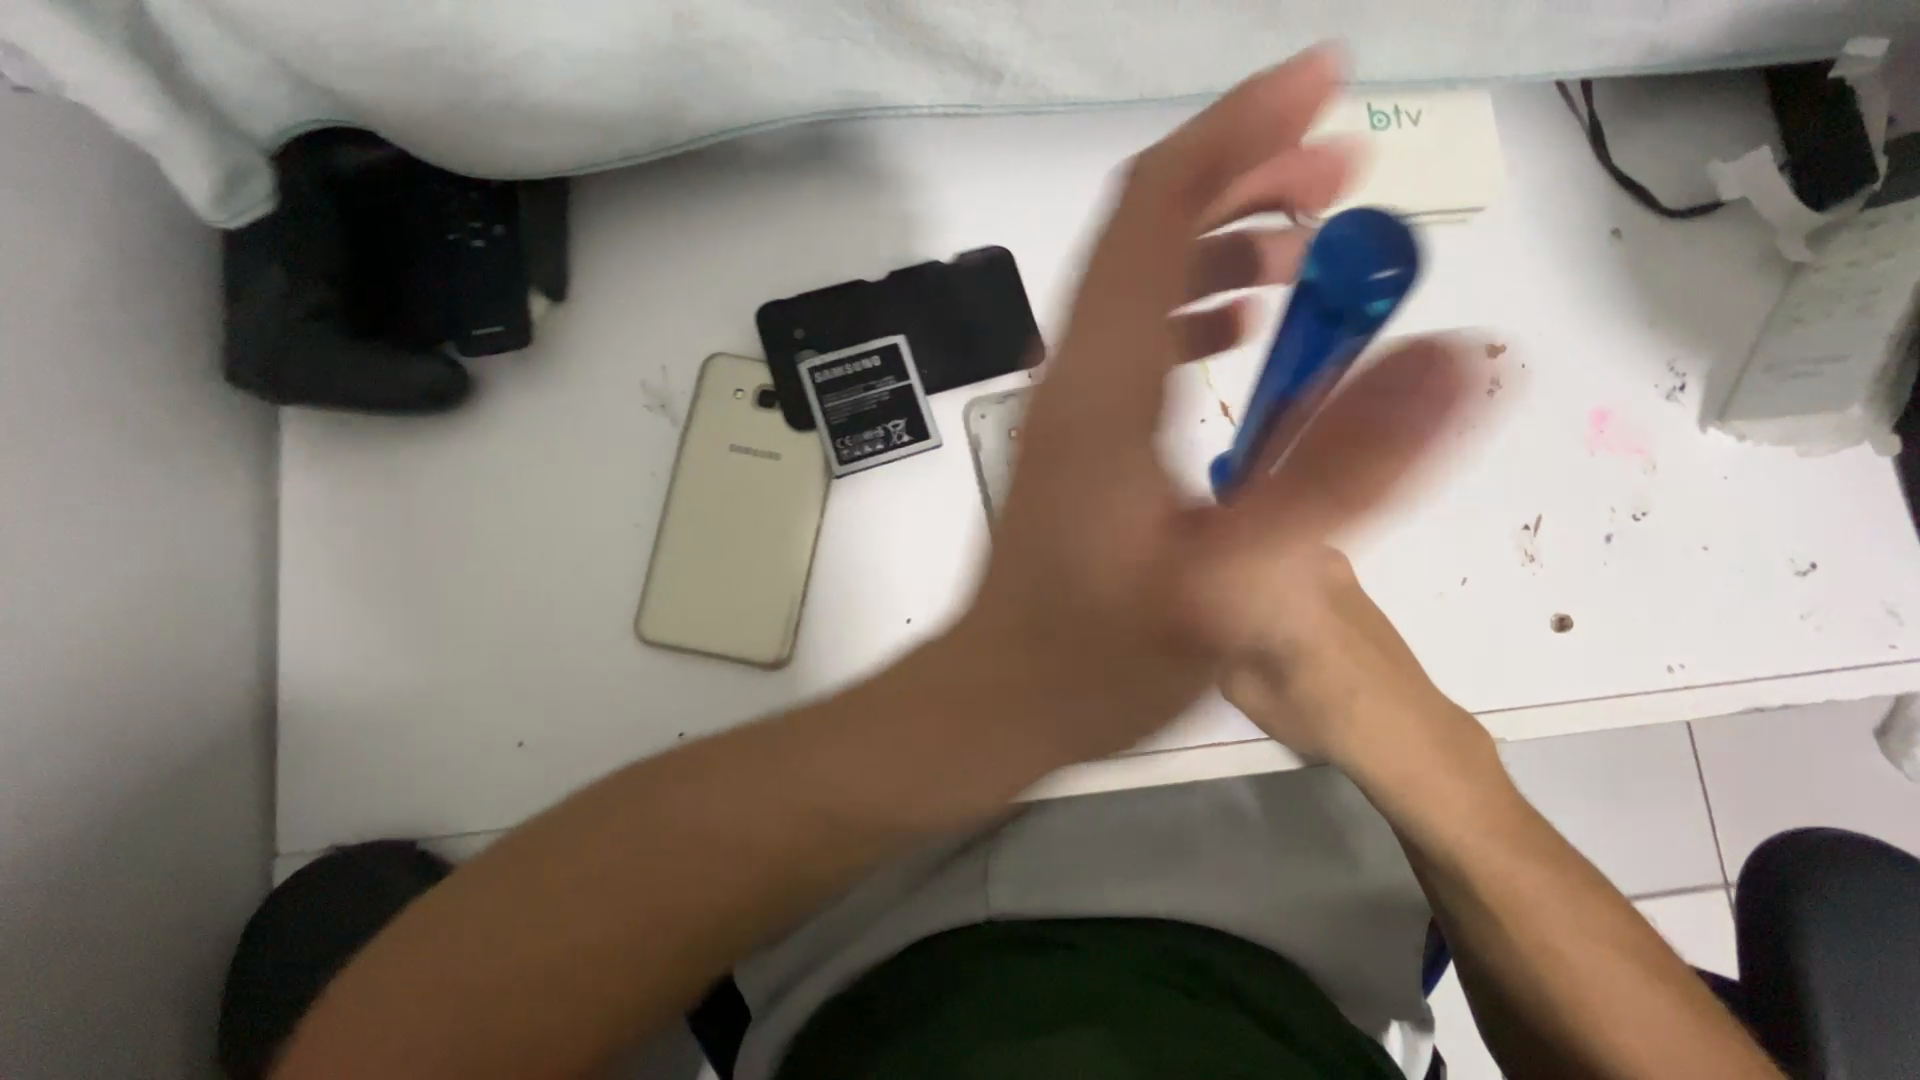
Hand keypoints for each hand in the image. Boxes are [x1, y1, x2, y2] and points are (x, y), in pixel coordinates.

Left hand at [950, 46, 1482, 767]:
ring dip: (1222, 235)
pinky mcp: (1079, 438)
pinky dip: (1192, 303)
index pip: (1155, 212)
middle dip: (1243, 173)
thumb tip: (1458, 358)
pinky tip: (1240, 323)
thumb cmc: (1098, 657)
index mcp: (1103, 384)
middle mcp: (1075, 372)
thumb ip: (1337, 475)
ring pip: (1139, 279)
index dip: (1236, 133)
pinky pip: (1135, 336)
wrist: (1002, 696)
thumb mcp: (1227, 585)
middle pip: (1144, 229)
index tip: (1323, 83)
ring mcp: (1070, 403)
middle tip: (1342, 160)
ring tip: (1310, 232)